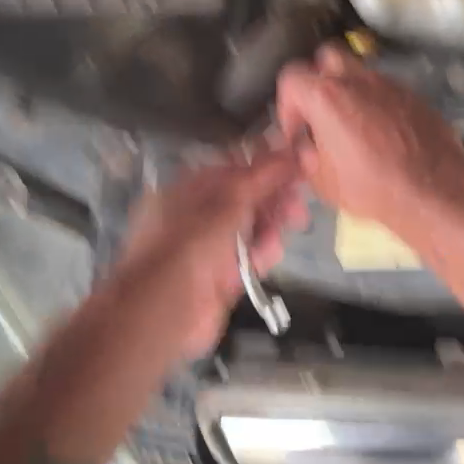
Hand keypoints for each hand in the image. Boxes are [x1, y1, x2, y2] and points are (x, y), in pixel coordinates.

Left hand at [101, 151, 306, 362]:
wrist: (163, 313)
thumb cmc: (191, 244)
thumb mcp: (229, 201)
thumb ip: (265, 175)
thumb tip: (295, 151)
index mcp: (191, 188)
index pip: (237, 166)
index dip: (270, 163)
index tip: (300, 163)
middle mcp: (199, 214)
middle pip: (250, 195)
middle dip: (278, 194)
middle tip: (300, 196)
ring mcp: (211, 246)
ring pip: (255, 225)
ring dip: (276, 222)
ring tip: (294, 222)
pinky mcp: (224, 274)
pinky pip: (252, 255)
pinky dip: (265, 251)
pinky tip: (271, 252)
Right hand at [275, 43, 463, 236]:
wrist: (432, 188)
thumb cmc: (371, 186)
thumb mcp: (322, 181)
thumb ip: (307, 153)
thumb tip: (309, 144)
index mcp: (327, 96)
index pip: (291, 76)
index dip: (287, 104)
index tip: (297, 131)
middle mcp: (358, 79)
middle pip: (327, 57)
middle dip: (319, 79)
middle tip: (322, 113)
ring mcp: (390, 83)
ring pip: (360, 72)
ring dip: (350, 91)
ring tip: (353, 126)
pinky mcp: (414, 93)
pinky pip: (386, 89)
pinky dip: (377, 102)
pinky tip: (382, 132)